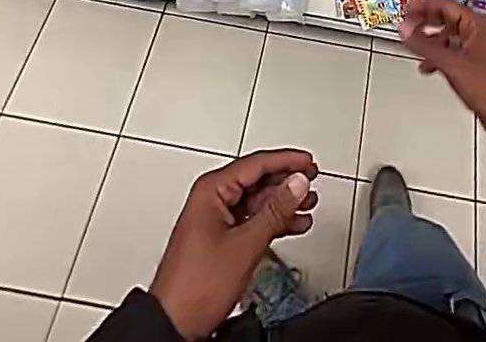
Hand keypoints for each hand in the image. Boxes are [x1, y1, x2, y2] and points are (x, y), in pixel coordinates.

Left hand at [149, 148, 319, 339]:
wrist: (174, 325)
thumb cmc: (194, 286)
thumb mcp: (245, 244)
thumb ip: (276, 211)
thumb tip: (296, 183)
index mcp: (212, 190)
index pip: (256, 164)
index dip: (286, 161)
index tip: (307, 162)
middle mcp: (213, 199)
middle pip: (258, 180)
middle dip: (287, 182)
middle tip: (311, 179)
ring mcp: (217, 218)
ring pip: (258, 200)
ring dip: (284, 203)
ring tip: (307, 203)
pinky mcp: (221, 236)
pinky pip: (253, 219)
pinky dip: (274, 221)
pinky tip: (293, 224)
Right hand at [398, 0, 485, 145]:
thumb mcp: (453, 64)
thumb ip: (426, 46)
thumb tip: (406, 30)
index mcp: (479, 25)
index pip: (446, 6)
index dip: (424, 6)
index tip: (408, 9)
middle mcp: (481, 34)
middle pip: (448, 19)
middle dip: (426, 22)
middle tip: (408, 24)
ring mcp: (481, 50)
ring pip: (450, 37)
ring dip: (431, 41)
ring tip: (415, 46)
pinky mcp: (479, 66)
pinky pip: (454, 53)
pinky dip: (439, 56)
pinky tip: (429, 66)